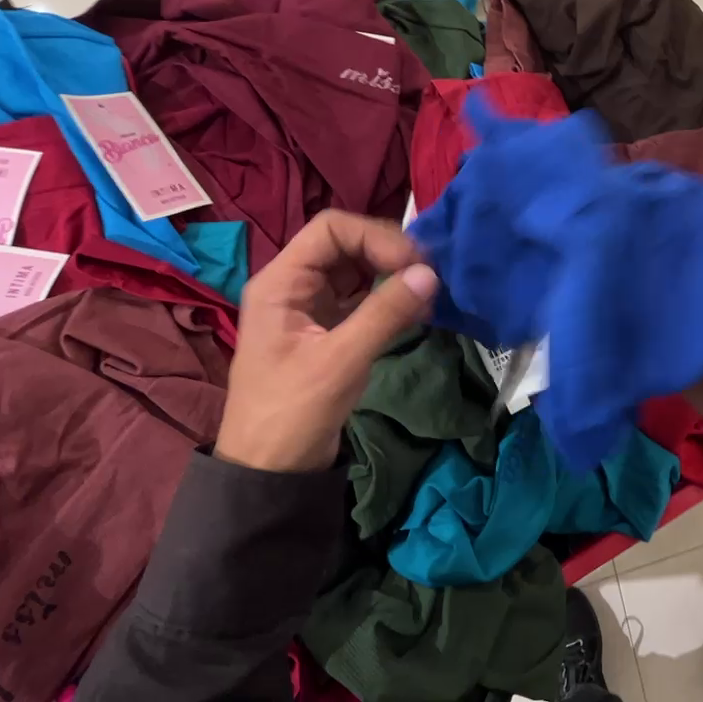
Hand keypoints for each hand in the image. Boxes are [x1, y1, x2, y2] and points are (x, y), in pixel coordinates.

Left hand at [215, 210, 437, 472]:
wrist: (271, 472)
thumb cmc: (293, 412)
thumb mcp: (341, 361)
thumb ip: (385, 313)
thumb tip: (431, 273)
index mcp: (281, 282)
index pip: (331, 229)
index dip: (375, 237)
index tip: (413, 263)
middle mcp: (294, 285)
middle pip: (347, 243)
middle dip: (389, 252)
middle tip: (428, 273)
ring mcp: (311, 306)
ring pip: (358, 268)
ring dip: (394, 273)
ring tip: (429, 289)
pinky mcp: (329, 328)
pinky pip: (364, 296)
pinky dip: (391, 296)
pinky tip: (419, 307)